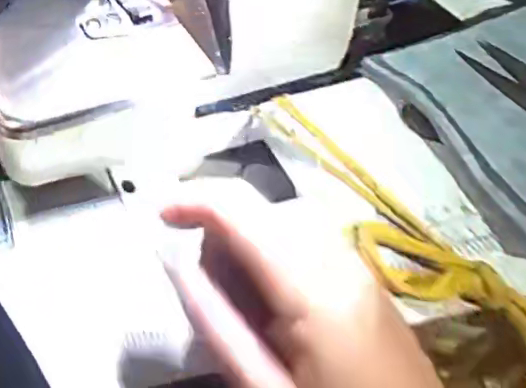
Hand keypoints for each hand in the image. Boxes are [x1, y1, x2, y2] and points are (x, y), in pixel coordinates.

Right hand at [162, 188, 440, 387]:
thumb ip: (218, 325)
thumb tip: (175, 265)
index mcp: (312, 286)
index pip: (239, 210)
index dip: (192, 200)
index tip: (159, 213)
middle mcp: (337, 258)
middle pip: (260, 208)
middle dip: (222, 232)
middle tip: (209, 291)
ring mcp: (358, 265)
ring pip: (283, 217)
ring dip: (249, 239)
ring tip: (242, 303)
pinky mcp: (367, 278)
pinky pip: (308, 237)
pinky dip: (277, 250)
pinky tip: (276, 302)